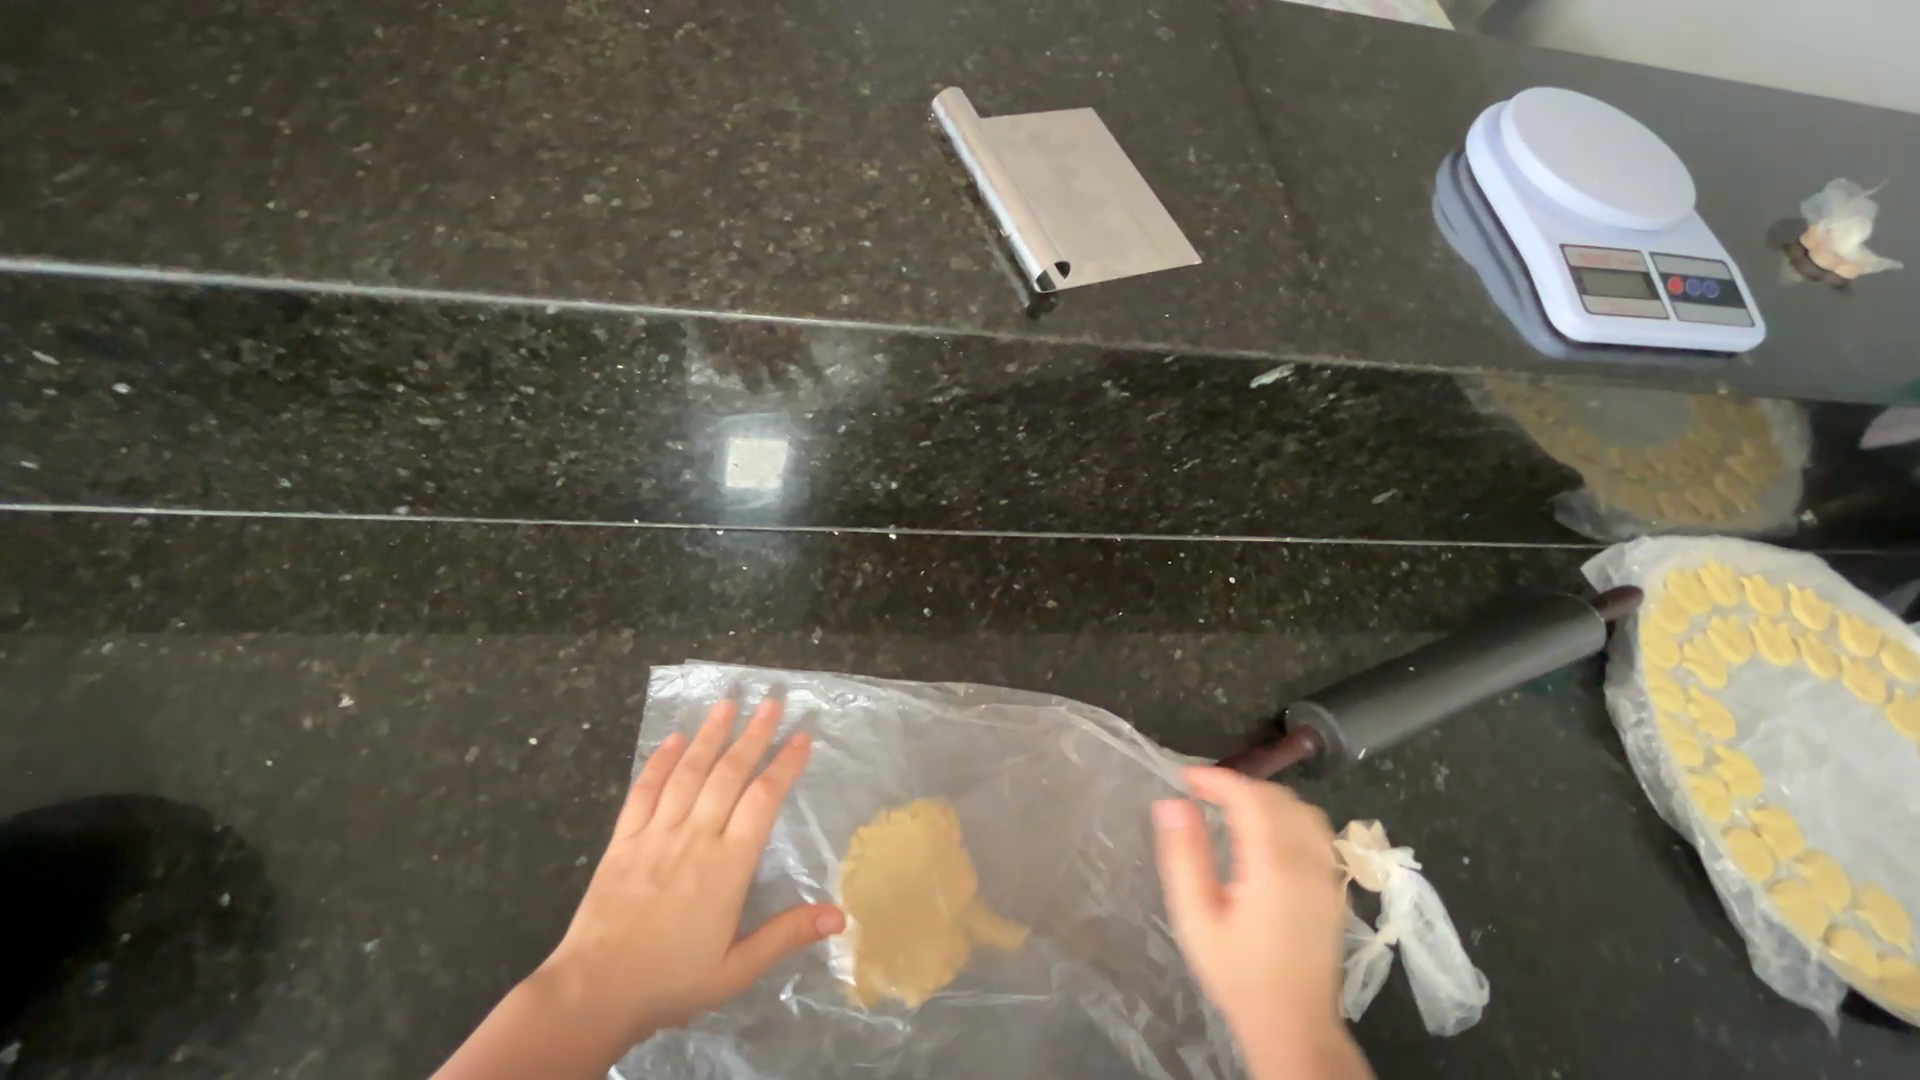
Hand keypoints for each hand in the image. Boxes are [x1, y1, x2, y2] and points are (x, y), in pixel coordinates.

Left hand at [435, 696, 839, 1079]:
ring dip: (709, 735)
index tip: (802, 737)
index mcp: (727, 867)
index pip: (763, 801)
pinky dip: (660, 762)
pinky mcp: (622, 841)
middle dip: (752, 735)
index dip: (784, 765)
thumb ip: (787, 935)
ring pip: (688, 773)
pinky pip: (644, 792)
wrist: (593, 992)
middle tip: (771, 702)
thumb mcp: (738, 970)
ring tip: (727, 703)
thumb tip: (840, 915)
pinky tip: (673, 740)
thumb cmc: (672, 980)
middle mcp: (694, 839)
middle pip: (728, 775)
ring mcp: (655, 835)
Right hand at [1153, 767, 1370, 1079]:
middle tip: (1203, 792)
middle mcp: (1307, 861)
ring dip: (1267, 798)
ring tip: (1233, 807)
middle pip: (1278, 797)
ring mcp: (1327, 875)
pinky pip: (1318, 833)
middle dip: (1239, 784)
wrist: (1294, 1026)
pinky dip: (1289, 816)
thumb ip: (1183, 856)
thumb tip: (1172, 804)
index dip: (1217, 778)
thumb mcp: (1195, 918)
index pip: (1249, 797)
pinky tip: (1267, 834)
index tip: (1185, 777)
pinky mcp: (1334, 889)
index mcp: (1273, 865)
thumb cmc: (1237, 974)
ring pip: (1304, 810)